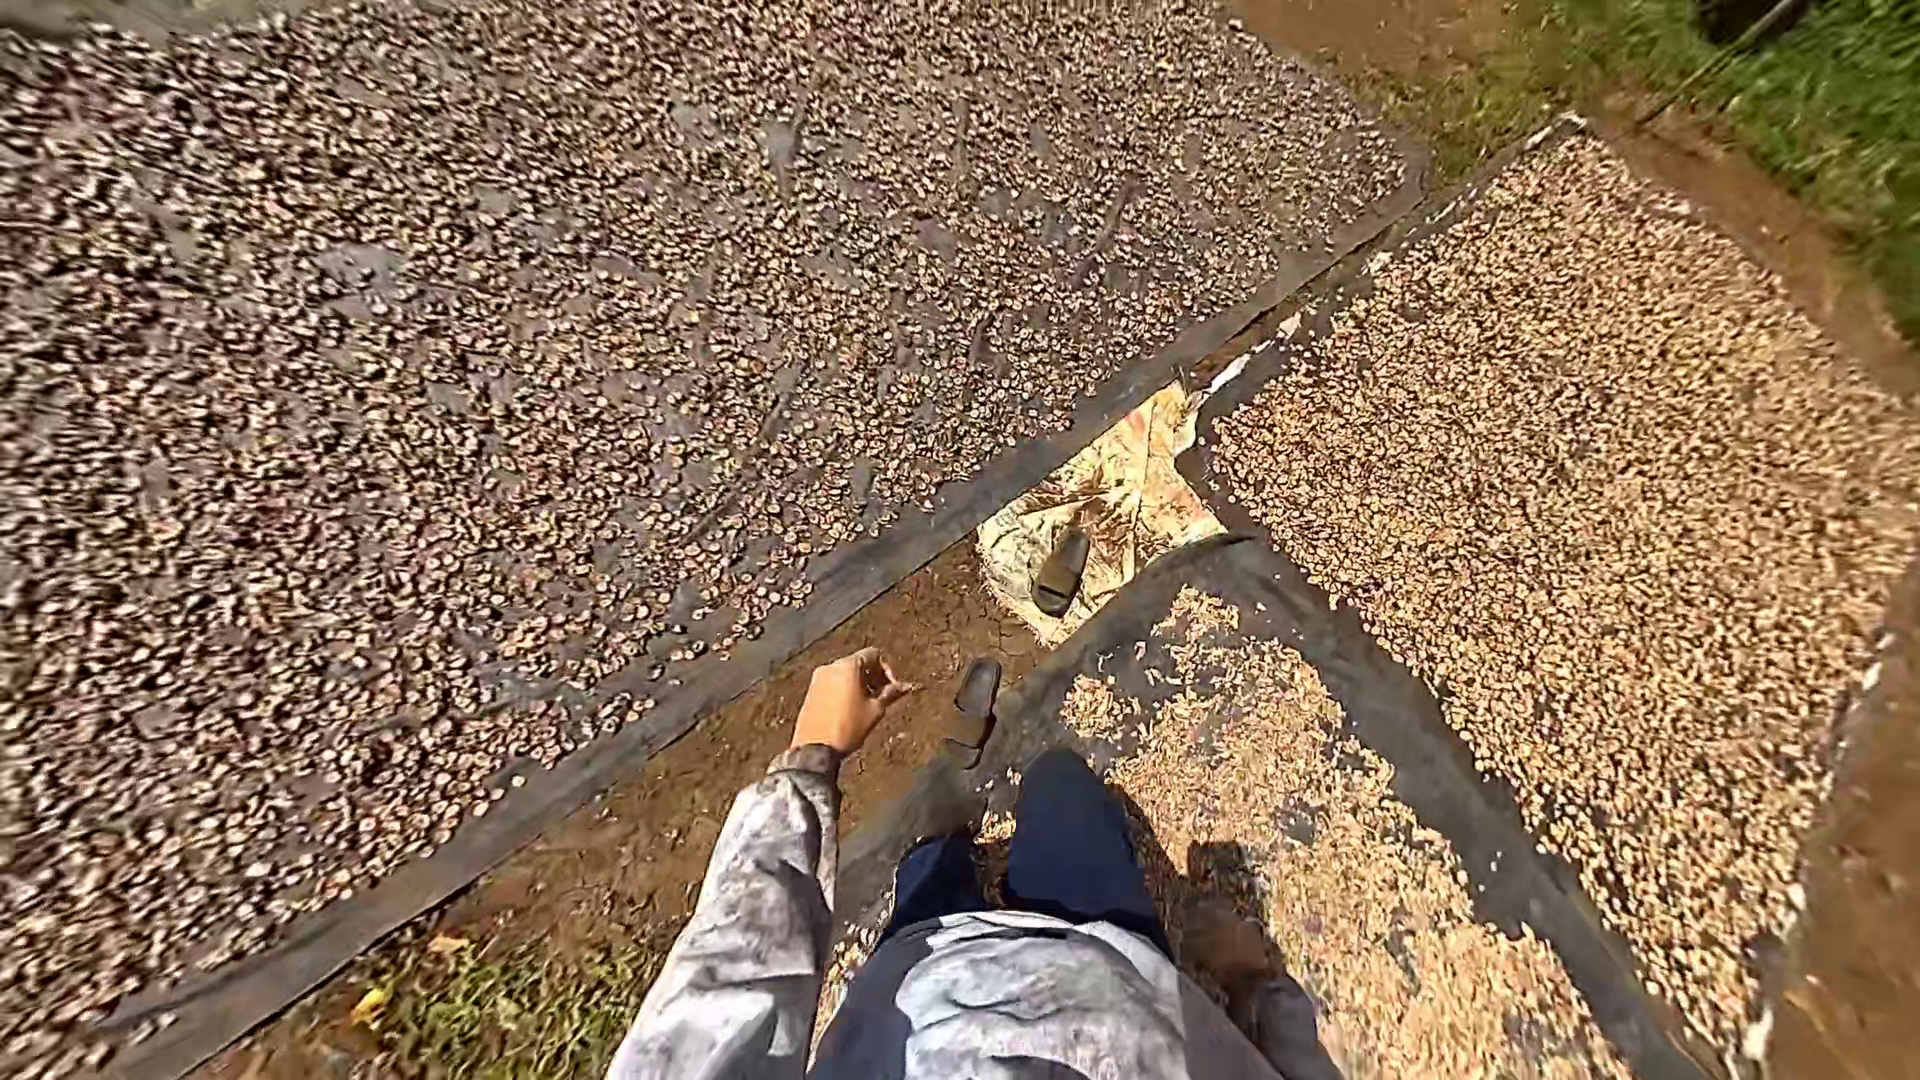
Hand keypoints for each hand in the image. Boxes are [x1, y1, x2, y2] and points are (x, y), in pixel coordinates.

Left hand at [792, 647, 916, 754]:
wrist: (814, 750)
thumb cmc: (848, 728)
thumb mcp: (875, 710)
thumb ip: (890, 693)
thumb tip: (905, 686)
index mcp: (847, 666)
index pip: (873, 655)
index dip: (887, 670)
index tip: (891, 689)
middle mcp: (830, 667)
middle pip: (859, 663)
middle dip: (874, 678)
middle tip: (882, 697)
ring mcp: (818, 679)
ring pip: (845, 673)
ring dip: (860, 684)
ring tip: (867, 706)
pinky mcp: (811, 692)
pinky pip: (833, 683)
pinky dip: (845, 690)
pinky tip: (850, 710)